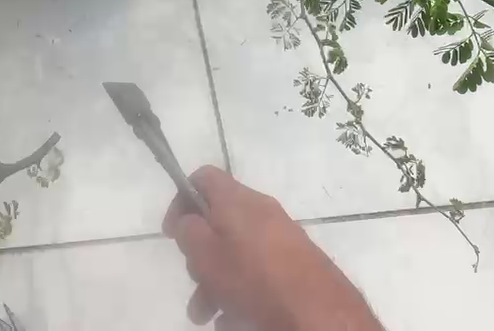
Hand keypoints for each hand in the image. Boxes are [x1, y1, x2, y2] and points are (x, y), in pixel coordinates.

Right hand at [162, 166, 380, 330]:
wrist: (321, 313)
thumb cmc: (254, 278)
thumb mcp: (206, 253)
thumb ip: (188, 231)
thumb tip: (187, 220)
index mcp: (236, 198)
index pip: (203, 178)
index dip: (181, 200)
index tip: (172, 233)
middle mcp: (260, 210)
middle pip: (219, 221)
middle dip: (200, 256)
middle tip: (193, 283)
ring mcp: (282, 237)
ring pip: (238, 252)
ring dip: (218, 281)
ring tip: (208, 316)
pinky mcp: (297, 264)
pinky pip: (259, 270)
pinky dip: (243, 291)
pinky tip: (235, 320)